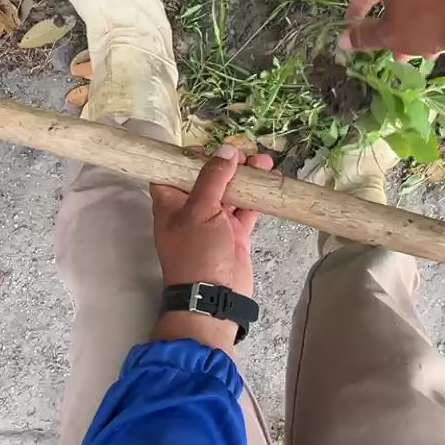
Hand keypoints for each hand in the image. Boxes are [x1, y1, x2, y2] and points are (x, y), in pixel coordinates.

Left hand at [149, 146, 272, 351]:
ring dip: (247, 177)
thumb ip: (213, 179)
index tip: (211, 146)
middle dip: (228, 164)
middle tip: (248, 153)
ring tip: (266, 163)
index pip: (174, 171)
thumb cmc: (197, 253)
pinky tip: (272, 183)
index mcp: (171, 202)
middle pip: (209, 178)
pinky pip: (247, 209)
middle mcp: (191, 209)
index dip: (190, 157)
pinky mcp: (235, 233)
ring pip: (231, 191)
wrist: (214, 298)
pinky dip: (259, 197)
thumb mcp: (199, 211)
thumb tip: (226, 151)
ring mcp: (214, 222)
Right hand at [339, 0, 444, 78]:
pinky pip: (431, 3)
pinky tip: (434, 45)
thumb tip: (341, 40)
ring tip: (414, 54)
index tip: (352, 28)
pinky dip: (426, 22)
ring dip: (408, 29)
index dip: (355, 12)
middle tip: (388, 49)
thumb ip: (363, 37)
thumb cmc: (423, 25)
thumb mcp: (389, 36)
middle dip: (387, 28)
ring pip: (412, 4)